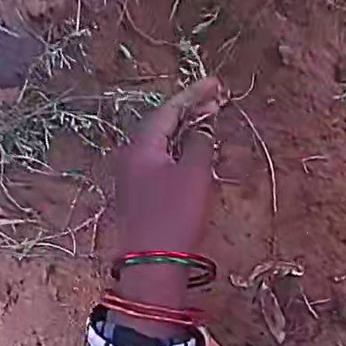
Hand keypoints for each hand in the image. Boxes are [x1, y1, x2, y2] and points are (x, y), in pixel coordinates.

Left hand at [110, 77, 224, 324]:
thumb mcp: (194, 175)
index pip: (168, 109)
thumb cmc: (174, 216)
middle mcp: (130, 155)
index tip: (216, 84)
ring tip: (209, 119)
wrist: (151, 261)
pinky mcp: (136, 191)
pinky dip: (177, 149)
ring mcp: (130, 174)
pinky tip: (193, 151)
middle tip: (216, 100)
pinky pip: (158, 159)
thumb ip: (200, 144)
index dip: (193, 94)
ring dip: (184, 129)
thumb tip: (202, 128)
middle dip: (189, 109)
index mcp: (141, 145)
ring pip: (159, 141)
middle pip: (160, 122)